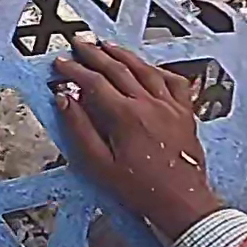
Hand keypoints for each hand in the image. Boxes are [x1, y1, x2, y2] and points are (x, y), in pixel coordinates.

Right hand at [53, 41, 224, 238]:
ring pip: (145, 69)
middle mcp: (150, 105)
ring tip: (107, 45)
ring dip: (123, 54)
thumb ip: (79, 129)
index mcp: (126, 117)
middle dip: (95, 54)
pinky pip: (174, 82)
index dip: (74, 70)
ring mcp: (171, 107)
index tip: (61, 64)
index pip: (94, 83)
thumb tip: (64, 101)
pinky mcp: (185, 113)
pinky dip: (158, 69)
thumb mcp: (98, 164)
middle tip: (79, 44)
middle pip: (118, 69)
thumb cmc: (139, 188)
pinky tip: (148, 66)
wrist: (181, 202)